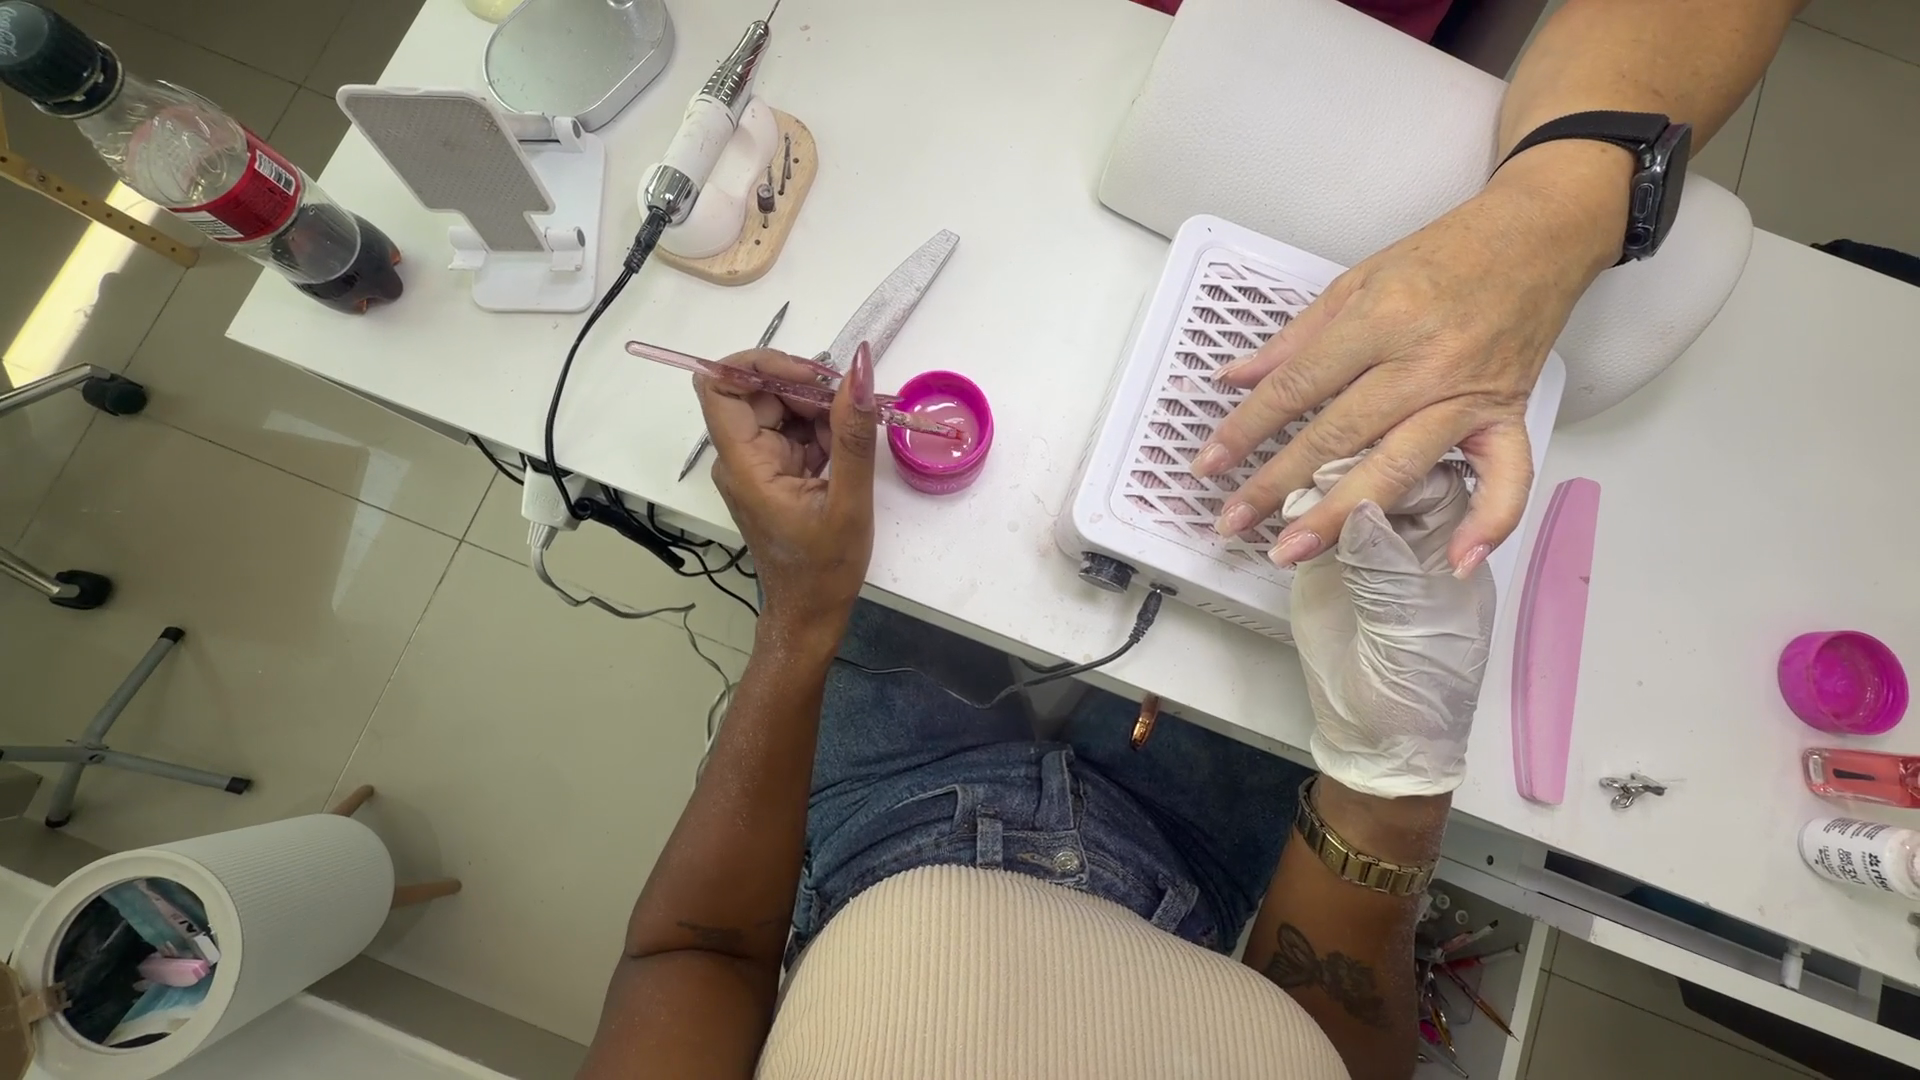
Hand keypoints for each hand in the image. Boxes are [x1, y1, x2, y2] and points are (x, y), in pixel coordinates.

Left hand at [696, 343, 878, 640]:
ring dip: (819, 412)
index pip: (720, 385)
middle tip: (851, 406)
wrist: (811, 613)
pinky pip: (792, 434)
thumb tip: (860, 368)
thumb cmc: (825, 569)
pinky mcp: (774, 474)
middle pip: (757, 393)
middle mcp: (741, 458)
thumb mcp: (848, 501)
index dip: (759, 364)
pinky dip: (821, 433)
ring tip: (855, 437)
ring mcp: (757, 466)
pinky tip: (846, 454)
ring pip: (779, 410)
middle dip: (804, 389)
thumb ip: (853, 433)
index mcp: (745, 464)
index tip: (810, 375)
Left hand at [1195, 145, 1629, 575]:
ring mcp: (1469, 395)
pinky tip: (1458, 562)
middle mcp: (1423, 363)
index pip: (1296, 387)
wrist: (1540, 234)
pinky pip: (1508, 477)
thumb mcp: (1354, 284)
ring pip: (1400, 464)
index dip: (1246, 429)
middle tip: (1233, 522)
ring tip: (1294, 550)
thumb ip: (1292, 340)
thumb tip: (1234, 378)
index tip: (1208, 465)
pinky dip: (1491, 522)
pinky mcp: (1509, 415)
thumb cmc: (1440, 257)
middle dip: (1277, 484)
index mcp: (1379, 321)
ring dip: (1344, 515)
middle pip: (1338, 436)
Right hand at [1286, 458, 1494, 798]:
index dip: (1399, 469)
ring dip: (1313, 490)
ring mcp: (1364, 554)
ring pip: (1341, 499)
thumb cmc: (1416, 696)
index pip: (1435, 488)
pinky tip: (1271, 513)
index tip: (1359, 470)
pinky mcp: (1325, 568)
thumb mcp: (1409, 640)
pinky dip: (1290, 516)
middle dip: (1348, 472)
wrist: (1375, 740)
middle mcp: (1409, 544)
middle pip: (1384, 481)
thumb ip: (1388, 575)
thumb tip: (1362, 508)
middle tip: (1312, 475)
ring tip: (1284, 492)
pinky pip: (1309, 529)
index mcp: (1450, 555)